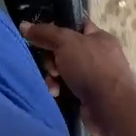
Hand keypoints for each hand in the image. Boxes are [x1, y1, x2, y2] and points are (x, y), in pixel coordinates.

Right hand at [21, 21, 135, 135]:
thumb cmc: (91, 67)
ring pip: (64, 69)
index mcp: (100, 38)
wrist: (112, 110)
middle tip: (50, 64)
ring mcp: (96, 78)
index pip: (75, 25)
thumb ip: (44, 32)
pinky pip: (67, 87)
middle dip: (52, 57)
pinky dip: (59, 89)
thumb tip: (23, 25)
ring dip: (53, 75)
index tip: (41, 33)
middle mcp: (99, 56)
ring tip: (52, 81)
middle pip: (65, 49)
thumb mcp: (64, 42)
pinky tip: (56, 93)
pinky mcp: (90, 97)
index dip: (57, 27)